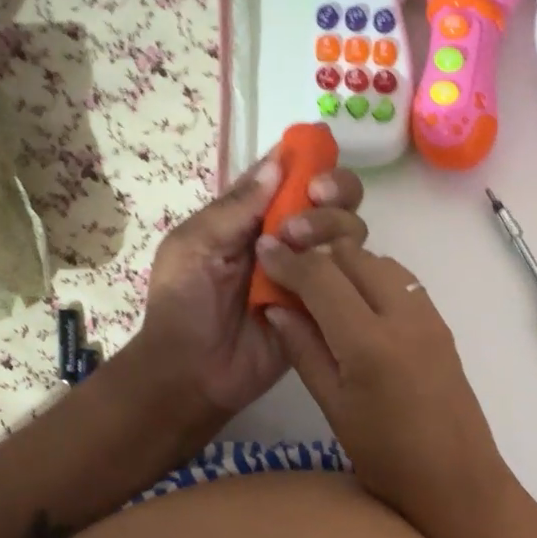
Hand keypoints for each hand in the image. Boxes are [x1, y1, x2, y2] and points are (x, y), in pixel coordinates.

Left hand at [132, 152, 367, 417]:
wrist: (194, 373)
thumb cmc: (183, 305)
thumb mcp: (194, 246)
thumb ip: (236, 208)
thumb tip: (278, 164)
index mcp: (255, 219)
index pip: (293, 179)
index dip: (310, 167)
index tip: (311, 177)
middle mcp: (292, 242)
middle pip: (335, 203)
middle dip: (334, 197)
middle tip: (311, 210)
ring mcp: (313, 276)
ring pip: (351, 237)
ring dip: (335, 231)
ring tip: (303, 250)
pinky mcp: (328, 309)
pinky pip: (353, 283)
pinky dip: (351, 271)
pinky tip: (332, 278)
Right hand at [256, 236, 518, 530]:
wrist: (458, 480)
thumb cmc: (387, 459)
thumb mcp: (335, 408)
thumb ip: (305, 351)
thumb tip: (276, 307)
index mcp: (369, 343)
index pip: (321, 277)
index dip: (288, 260)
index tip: (263, 251)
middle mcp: (404, 318)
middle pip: (354, 257)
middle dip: (318, 255)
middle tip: (291, 273)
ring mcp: (430, 320)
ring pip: (384, 263)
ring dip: (351, 265)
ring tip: (324, 290)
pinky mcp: (443, 328)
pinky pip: (406, 284)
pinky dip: (378, 279)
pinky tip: (360, 306)